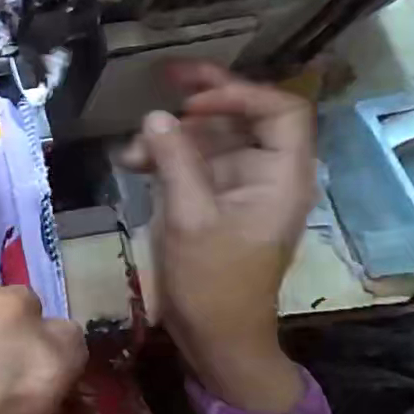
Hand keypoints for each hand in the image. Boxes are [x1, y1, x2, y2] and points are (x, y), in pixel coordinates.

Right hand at [122, 63, 314, 403]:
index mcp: (281, 176)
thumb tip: (156, 115)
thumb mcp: (190, 218)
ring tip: (132, 151)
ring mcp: (237, 187)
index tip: (192, 101)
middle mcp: (265, 173)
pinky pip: (191, 165)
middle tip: (164, 77)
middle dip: (202, 99)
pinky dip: (164, 159)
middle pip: (243, 117)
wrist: (215, 335)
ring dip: (171, 137)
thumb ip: (175, 161)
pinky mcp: (212, 201)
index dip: (239, 94)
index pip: (281, 111)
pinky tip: (132, 164)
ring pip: (210, 140)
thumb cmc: (213, 281)